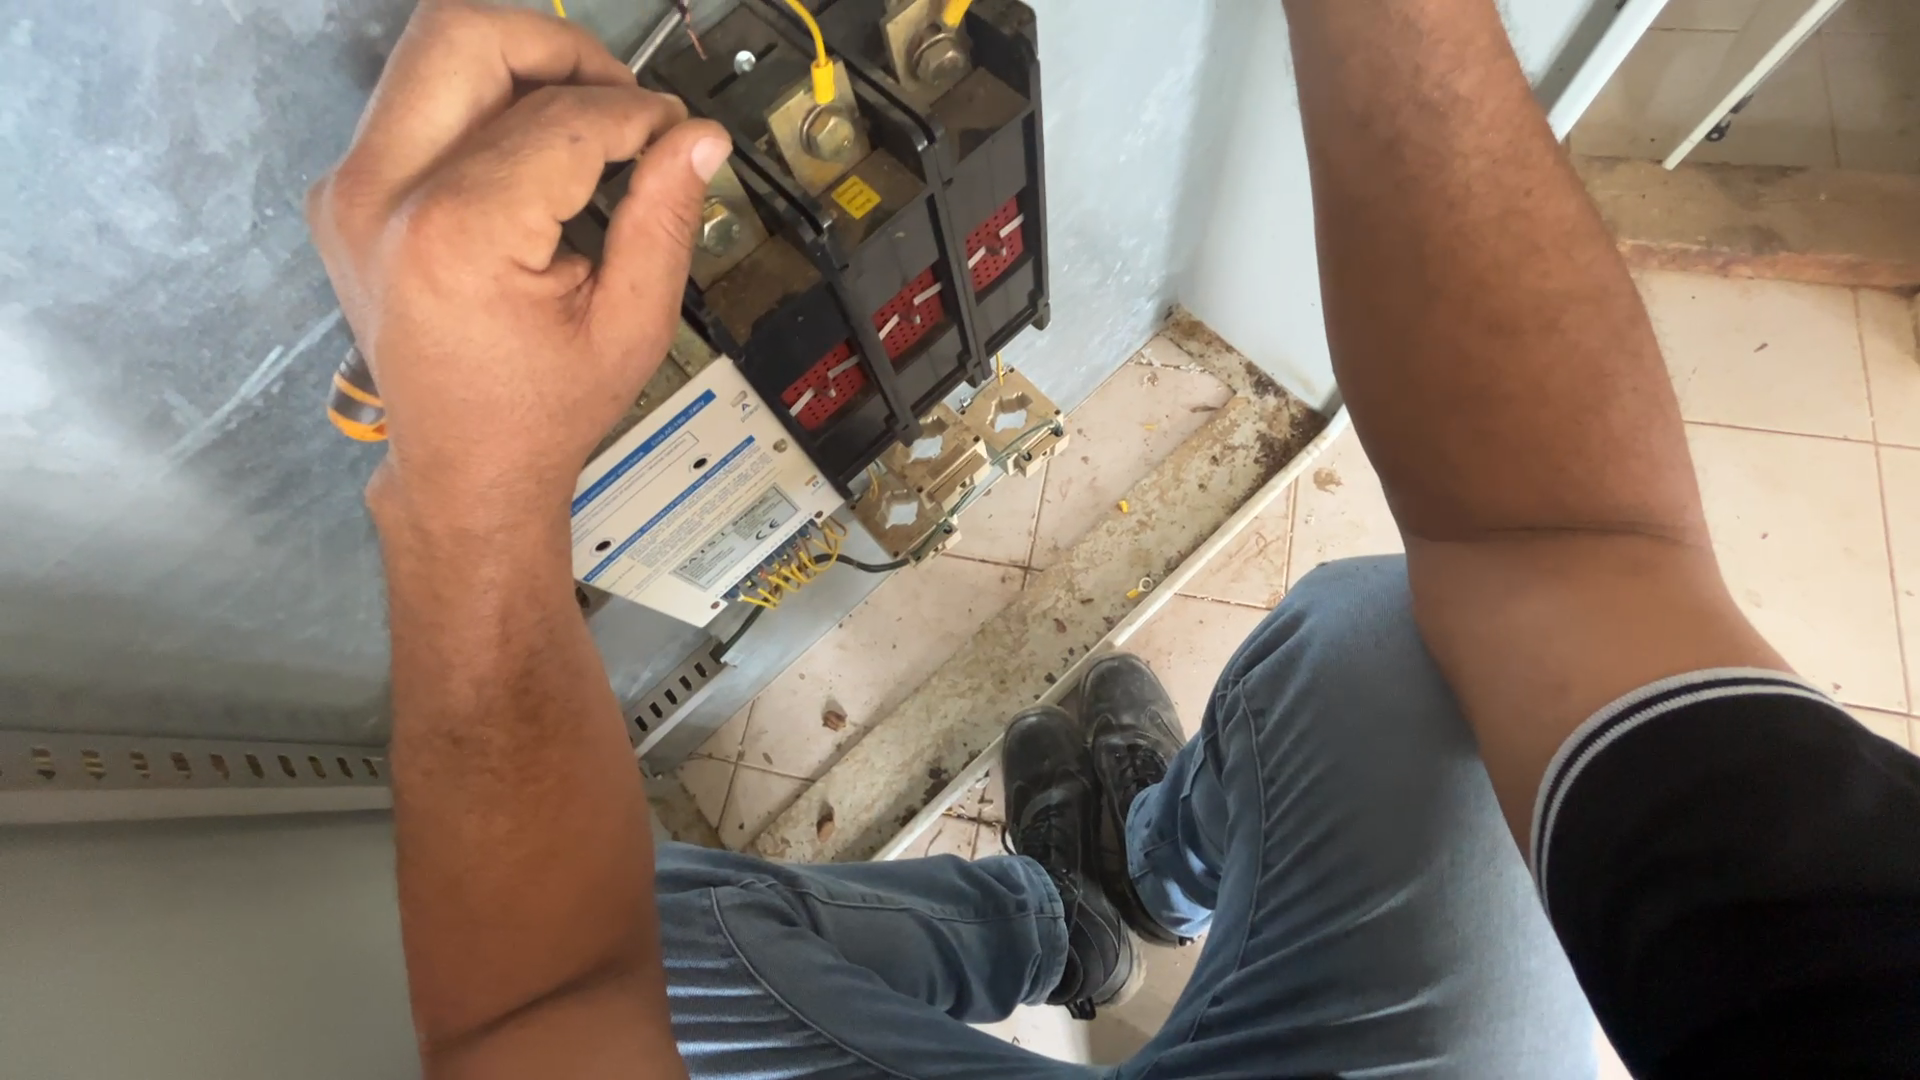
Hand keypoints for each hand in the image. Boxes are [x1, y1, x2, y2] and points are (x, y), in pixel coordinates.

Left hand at [307, 0, 730, 521]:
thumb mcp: (633, 326)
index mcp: (462, 235)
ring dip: (522, 67)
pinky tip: (539, 158)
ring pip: (431, 55)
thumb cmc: (554, 410)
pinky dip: (486, 106)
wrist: (467, 462)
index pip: (560, 121)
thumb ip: (665, 223)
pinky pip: (416, 104)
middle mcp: (382, 191)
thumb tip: (700, 139)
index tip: (679, 130)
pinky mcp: (345, 191)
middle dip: (562, 48)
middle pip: (464, 38)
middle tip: (625, 100)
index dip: (635, 112)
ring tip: (590, 121)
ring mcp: (348, 186)